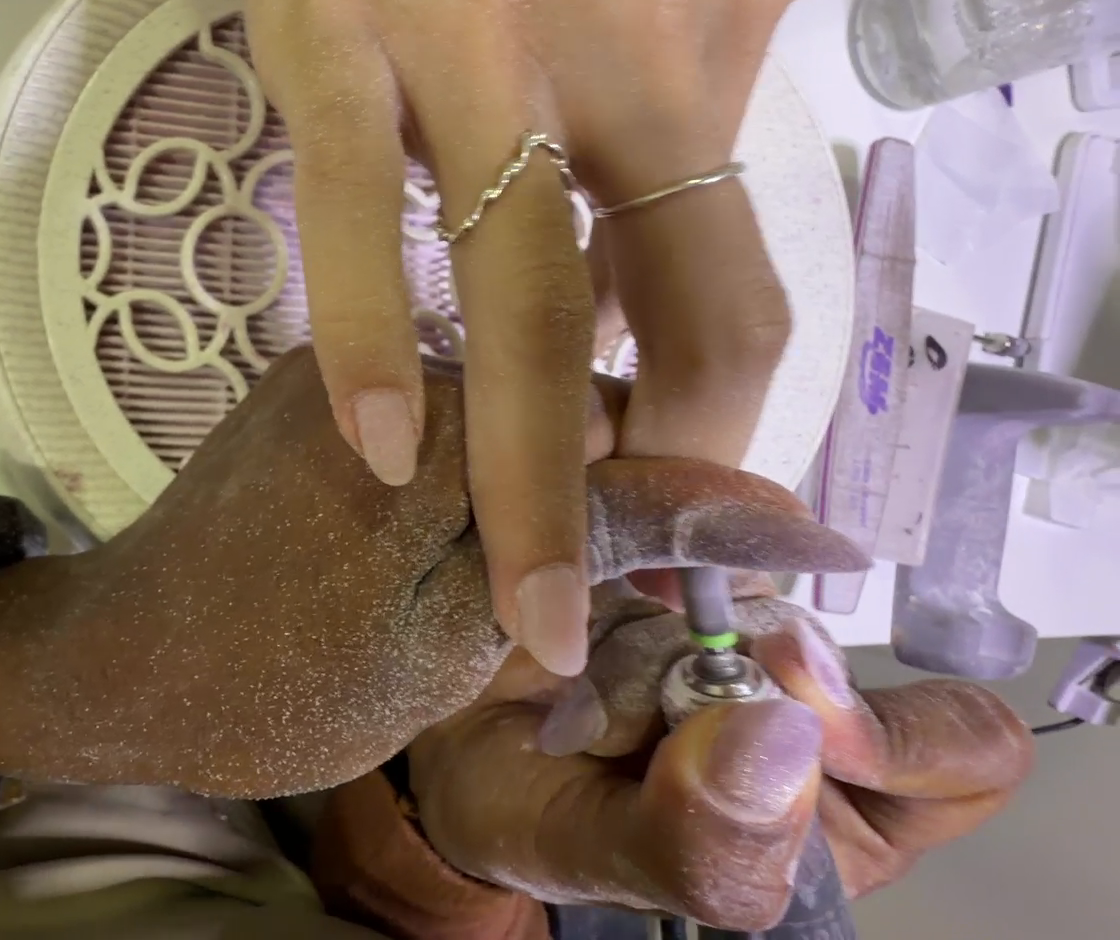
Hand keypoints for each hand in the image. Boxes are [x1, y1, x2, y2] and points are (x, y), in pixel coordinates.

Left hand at [0, 350, 864, 800]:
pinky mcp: (299, 394)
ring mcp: (328, 368)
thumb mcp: (452, 639)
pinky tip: (466, 522)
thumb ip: (578, 542)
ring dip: (540, 466)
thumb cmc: (278, 686)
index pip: (610, 417)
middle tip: (651, 565)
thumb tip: (741, 504)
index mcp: (427, 417)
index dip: (694, 486)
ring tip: (557, 554)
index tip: (773, 551)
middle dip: (616, 475)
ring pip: (487, 397)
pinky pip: (419, 407)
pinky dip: (468, 460)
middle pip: (551, 391)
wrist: (126, 661)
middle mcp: (378, 361)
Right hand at [226, 0, 806, 675]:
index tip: (643, 504)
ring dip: (523, 475)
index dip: (702, 423)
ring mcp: (476, 45)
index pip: (732, 282)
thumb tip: (594, 250)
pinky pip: (359, 217)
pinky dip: (365, 345)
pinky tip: (374, 449)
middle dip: (642, 495)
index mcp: (710, 25)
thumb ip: (628, 107)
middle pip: (676, 317)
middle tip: (590, 614)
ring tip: (515, 597)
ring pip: (526, 297)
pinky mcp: (340, 37)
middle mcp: (628, 46)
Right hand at [409, 590, 1034, 928]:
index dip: (887, 729)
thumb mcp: (609, 856)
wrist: (434, 735)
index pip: (946, 747)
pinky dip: (613, 541)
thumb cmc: (528, 818)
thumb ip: (703, 839)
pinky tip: (557, 579)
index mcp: (823, 796)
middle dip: (713, 657)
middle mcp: (779, 695)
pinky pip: (658, 524)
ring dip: (643, 609)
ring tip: (565, 650)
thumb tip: (782, 738)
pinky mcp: (642, 558)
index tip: (773, 706)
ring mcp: (709, 619)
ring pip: (734, 574)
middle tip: (625, 683)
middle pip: (814, 642)